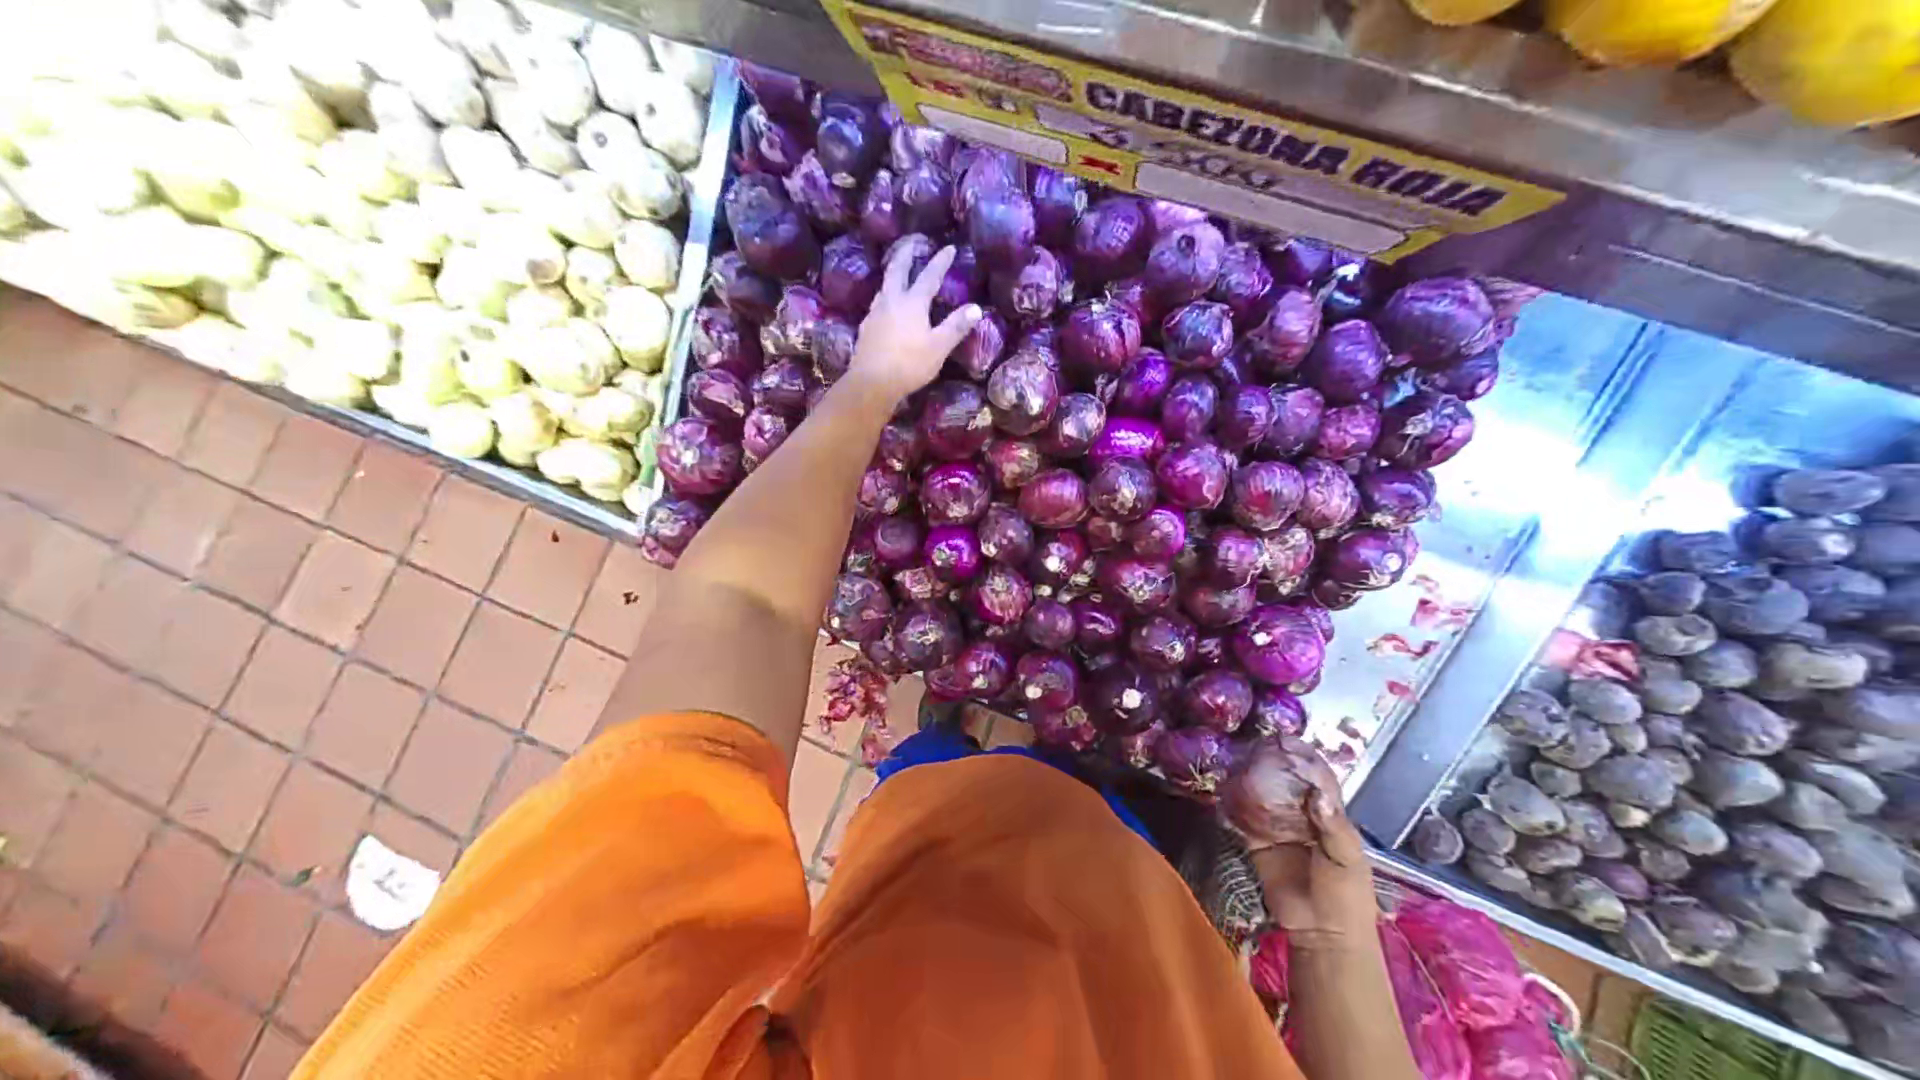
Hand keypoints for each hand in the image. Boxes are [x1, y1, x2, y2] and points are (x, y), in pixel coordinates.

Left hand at [847, 244, 980, 403]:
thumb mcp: (939, 347)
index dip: (940, 262)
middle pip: (897, 270)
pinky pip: (877, 305)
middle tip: (913, 244)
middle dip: (906, 254)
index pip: (929, 276)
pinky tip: (886, 307)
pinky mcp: (865, 329)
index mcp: (912, 302)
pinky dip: (886, 297)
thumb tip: (976, 308)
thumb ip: (956, 326)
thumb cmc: (909, 364)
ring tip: (899, 273)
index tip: (949, 248)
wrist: (871, 383)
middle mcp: (891, 301)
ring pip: (884, 287)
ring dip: (893, 275)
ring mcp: (874, 314)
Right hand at [1241, 740, 1377, 948]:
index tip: (1285, 739)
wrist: (1323, 934)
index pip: (1314, 782)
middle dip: (1270, 766)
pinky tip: (1223, 789)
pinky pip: (1243, 821)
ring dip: (1249, 782)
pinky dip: (1233, 806)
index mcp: (1328, 817)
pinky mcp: (1257, 845)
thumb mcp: (1347, 859)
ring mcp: (1277, 830)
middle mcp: (1300, 818)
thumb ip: (1332, 826)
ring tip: (1235, 759)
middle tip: (1252, 744)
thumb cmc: (1346, 896)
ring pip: (1261, 799)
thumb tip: (1315, 793)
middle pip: (1283, 786)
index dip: (1302, 761)